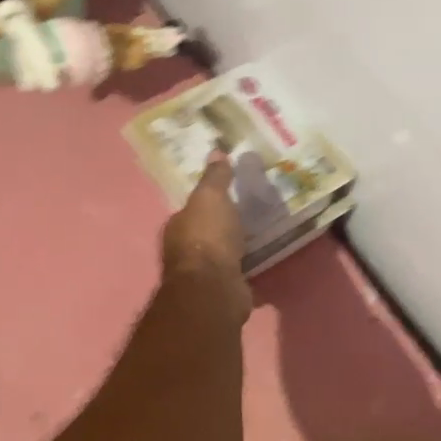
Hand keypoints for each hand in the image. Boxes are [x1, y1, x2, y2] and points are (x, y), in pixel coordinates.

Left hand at [162, 153, 249, 316]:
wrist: (214, 286)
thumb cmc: (208, 237)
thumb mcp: (212, 198)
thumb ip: (215, 177)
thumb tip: (216, 150)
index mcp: (177, 226)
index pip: (192, 210)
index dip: (209, 202)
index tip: (229, 195)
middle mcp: (184, 251)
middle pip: (206, 232)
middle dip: (223, 226)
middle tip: (249, 214)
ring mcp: (203, 273)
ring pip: (222, 253)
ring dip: (237, 247)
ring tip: (260, 236)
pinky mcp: (222, 290)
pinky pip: (238, 272)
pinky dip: (247, 267)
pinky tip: (263, 260)